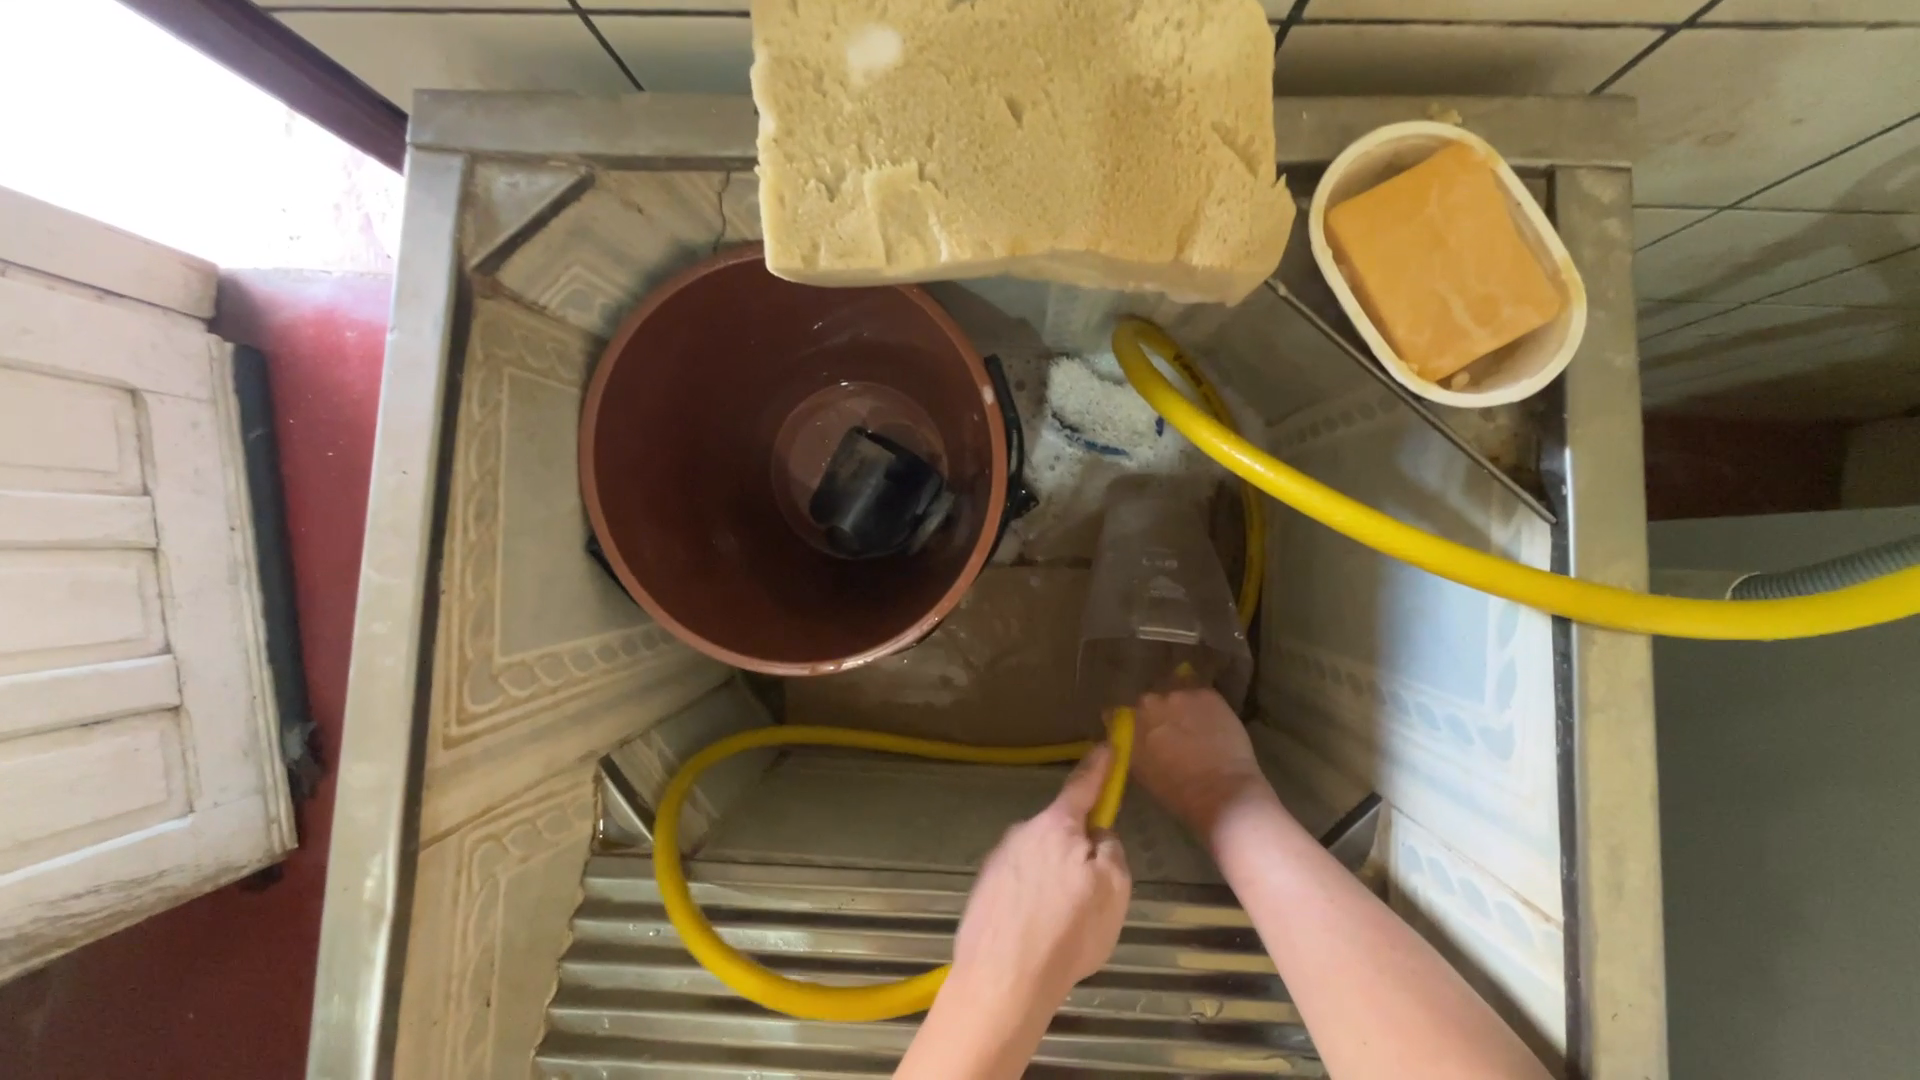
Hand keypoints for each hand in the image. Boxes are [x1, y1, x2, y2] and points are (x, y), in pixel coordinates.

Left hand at [948, 745, 1131, 1008]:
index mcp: (1056, 825)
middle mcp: (1022, 832)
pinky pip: (1020, 887)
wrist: (1002, 978)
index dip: (1098, 766)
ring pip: (1039, 861)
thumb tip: (1096, 834)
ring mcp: (998, 860)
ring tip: (1063, 927)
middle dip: (1075, 850)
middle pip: (1059, 831)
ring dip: (1052, 881)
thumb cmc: (1067, 931)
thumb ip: (1110, 850)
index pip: (1082, 785)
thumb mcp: (1113, 889)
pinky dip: (1033, 902)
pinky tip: (1039, 934)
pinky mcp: (984, 890)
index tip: (1106, 745)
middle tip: (1090, 893)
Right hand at [1132, 689, 1274, 838]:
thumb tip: (1133, 738)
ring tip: (1193, 723)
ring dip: (1180, 705)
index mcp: (1128, 724)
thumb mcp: (1142, 771)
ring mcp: (1177, 694)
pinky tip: (1211, 719)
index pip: (1116, 714)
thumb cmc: (1178, 793)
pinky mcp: (1206, 694)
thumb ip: (1133, 747)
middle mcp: (1148, 702)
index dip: (1127, 722)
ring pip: (1175, 692)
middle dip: (1156, 712)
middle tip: (1170, 730)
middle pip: (1148, 701)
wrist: (1221, 791)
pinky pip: (1199, 692)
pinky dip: (1203, 703)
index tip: (1136, 731)